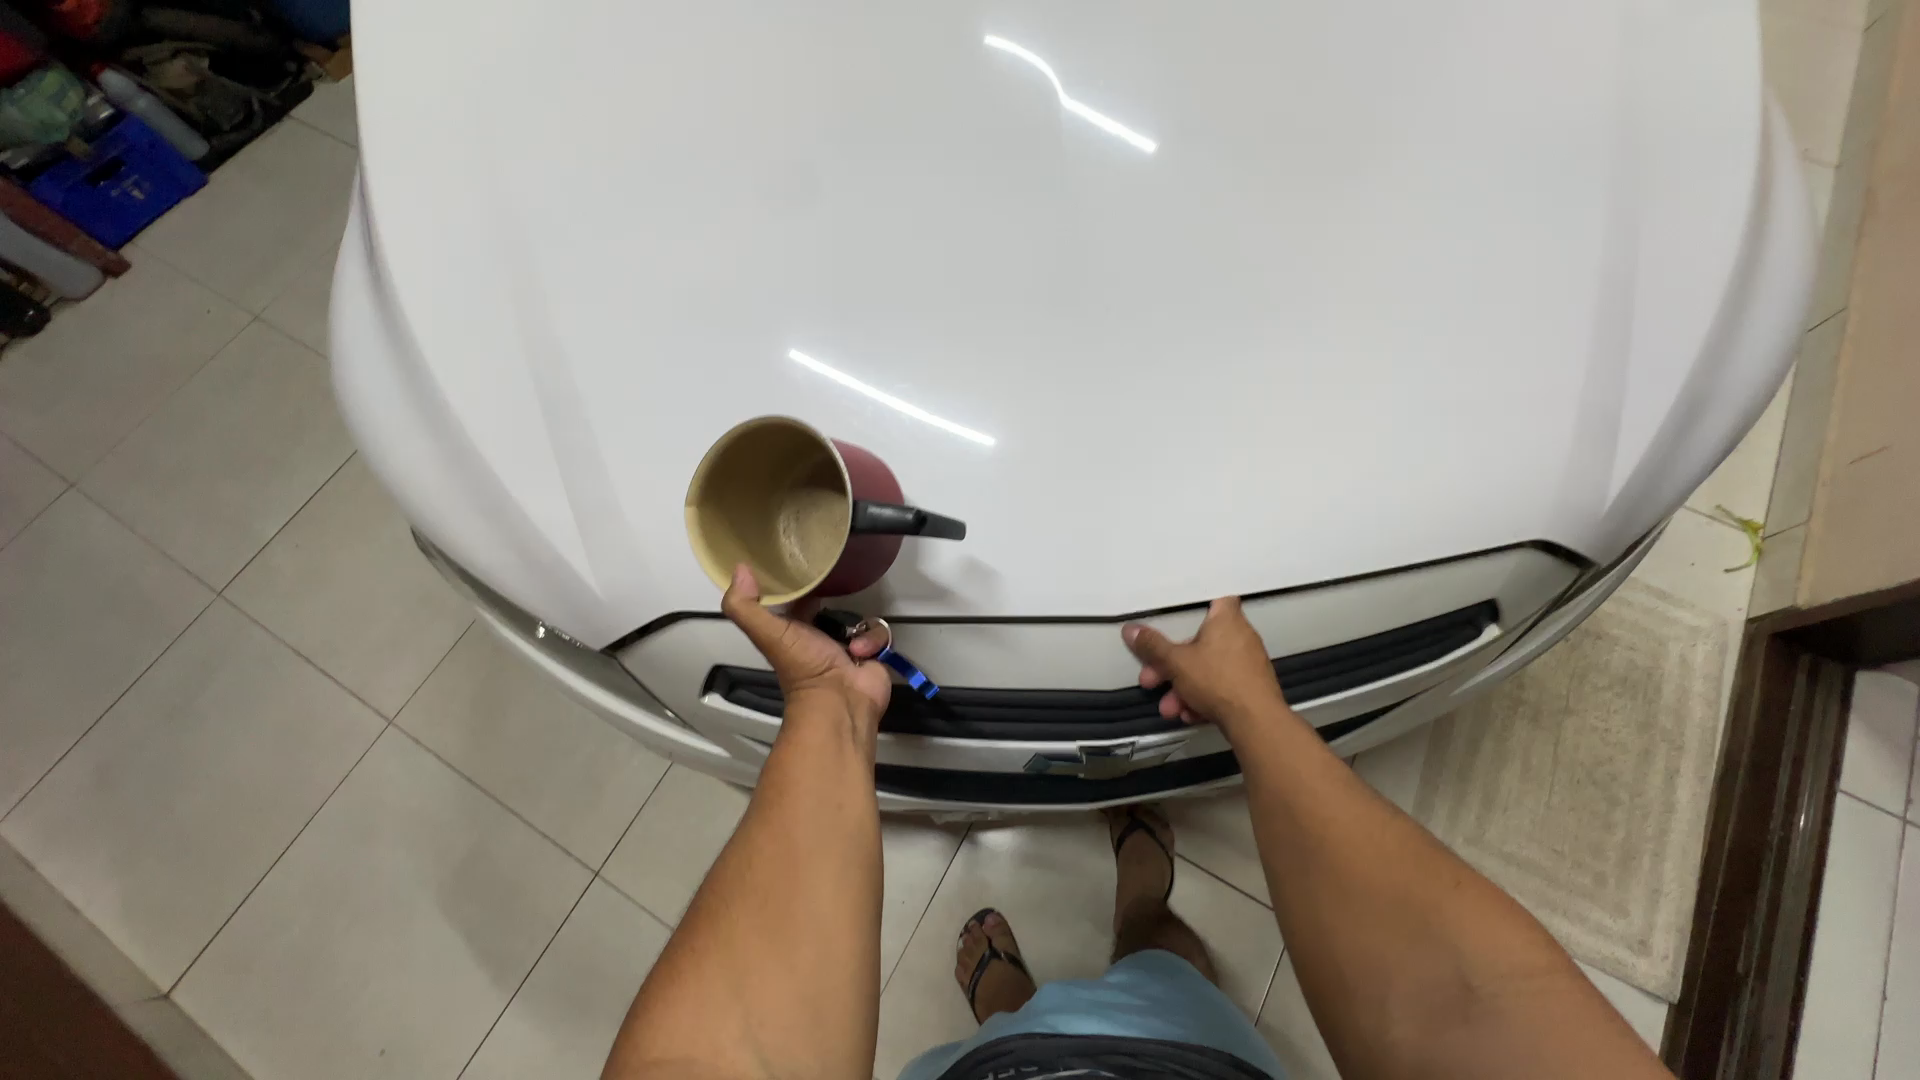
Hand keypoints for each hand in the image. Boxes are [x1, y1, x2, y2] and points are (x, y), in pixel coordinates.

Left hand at [721, 564, 891, 729]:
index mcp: (793, 629)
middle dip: (840, 600)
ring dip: (857, 628)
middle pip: (831, 605)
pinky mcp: (873, 653)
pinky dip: (871, 643)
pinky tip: (861, 654)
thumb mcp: (767, 633)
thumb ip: (745, 605)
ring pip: (860, 618)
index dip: (800, 583)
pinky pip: (879, 634)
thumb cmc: (802, 665)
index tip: (808, 564)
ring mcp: (848, 645)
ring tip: (849, 640)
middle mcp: (820, 636)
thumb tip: (740, 568)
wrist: (839, 702)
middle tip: (844, 590)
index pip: (796, 599)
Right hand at [1122, 597, 1294, 734]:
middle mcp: (1241, 637)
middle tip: (1151, 680)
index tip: (1178, 615)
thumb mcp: (1176, 663)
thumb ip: (1152, 646)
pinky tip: (1190, 715)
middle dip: (1172, 665)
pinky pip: (1221, 686)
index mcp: (1226, 620)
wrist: (1256, 722)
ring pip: (1208, 669)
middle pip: (1200, 643)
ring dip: (1184, 688)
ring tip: (1169, 708)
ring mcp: (1248, 664)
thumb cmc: (1216, 680)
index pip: (1218, 598)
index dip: (1199, 604)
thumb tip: (1130, 629)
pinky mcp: (1251, 688)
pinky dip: (1203, 698)